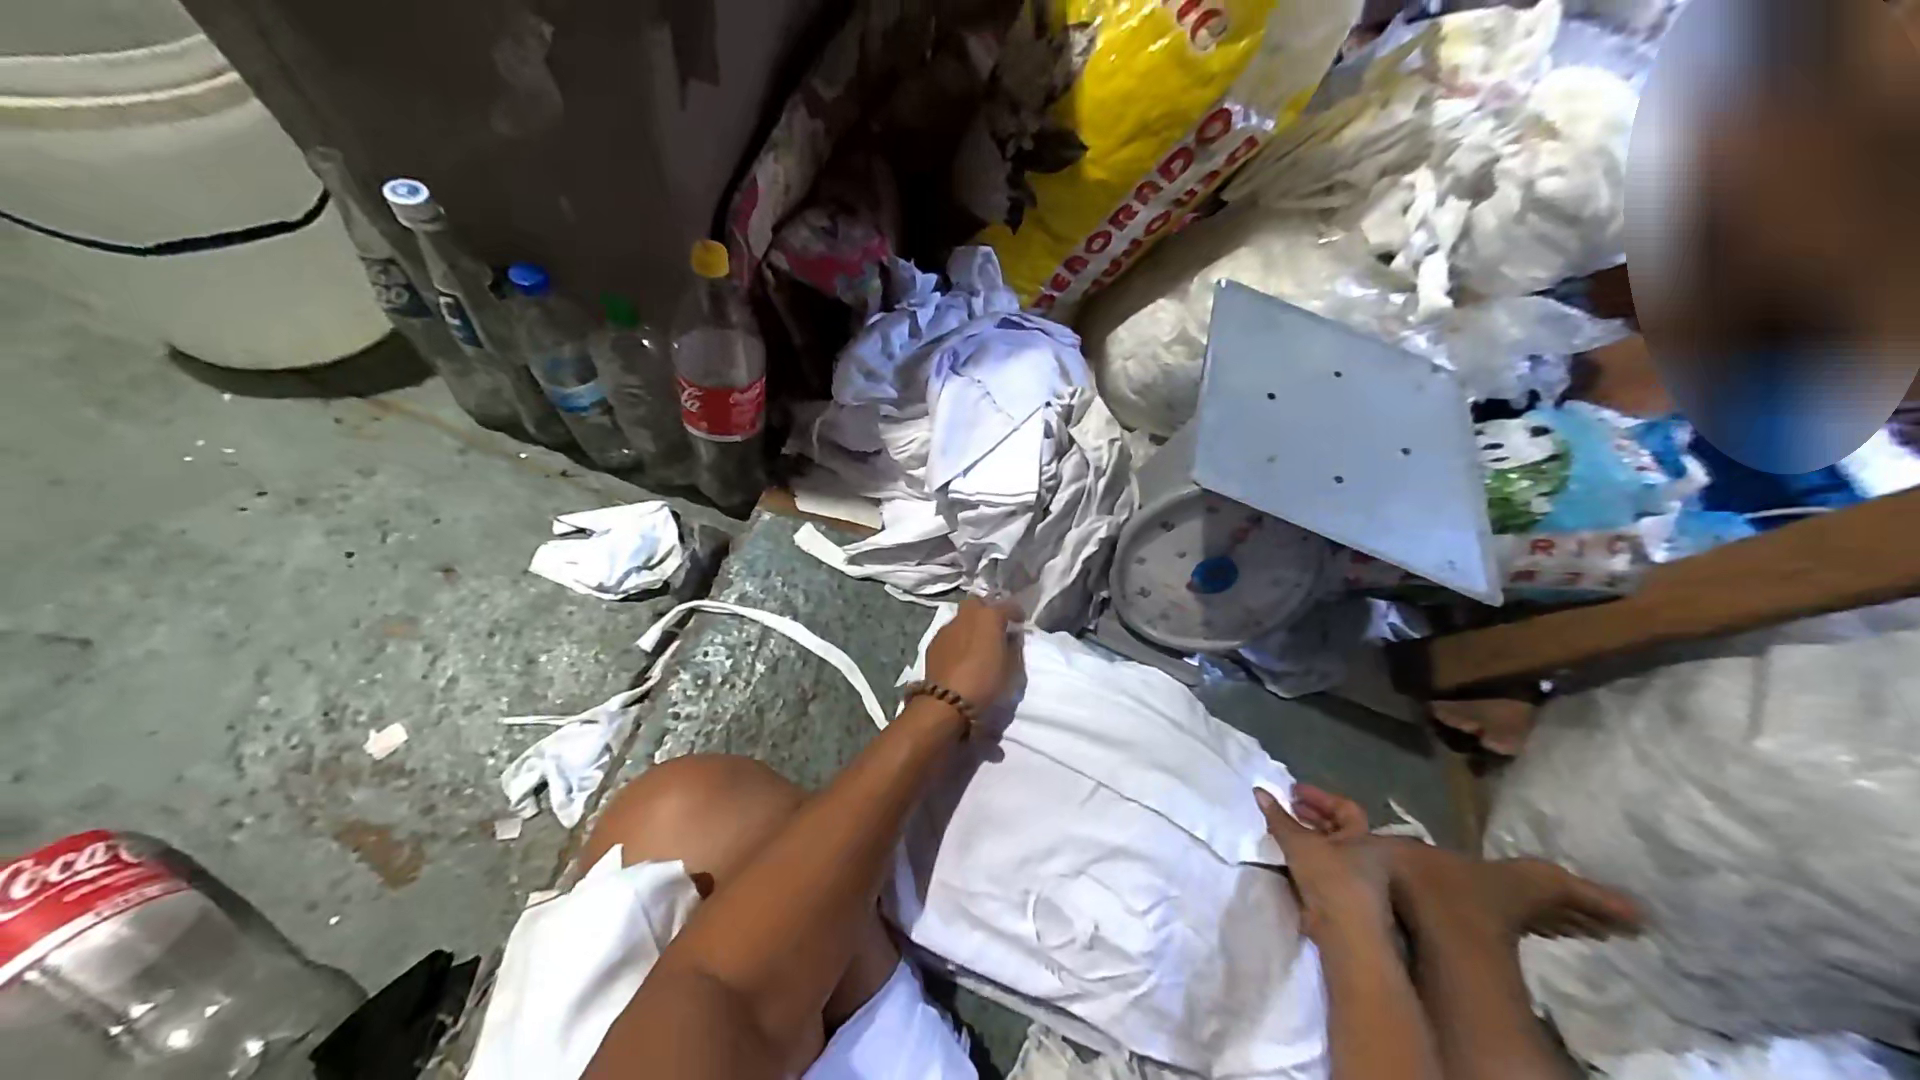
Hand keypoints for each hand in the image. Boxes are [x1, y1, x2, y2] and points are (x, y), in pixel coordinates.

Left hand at [923, 597, 1017, 709]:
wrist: (947, 701)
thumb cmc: (986, 682)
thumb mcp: (1011, 668)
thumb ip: (1013, 647)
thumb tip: (1011, 638)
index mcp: (989, 617)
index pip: (1008, 606)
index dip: (1016, 613)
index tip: (1020, 623)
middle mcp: (966, 616)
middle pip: (977, 602)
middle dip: (986, 610)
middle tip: (993, 628)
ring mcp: (947, 628)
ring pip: (961, 618)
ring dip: (970, 626)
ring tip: (975, 644)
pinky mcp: (933, 642)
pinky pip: (950, 634)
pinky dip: (958, 639)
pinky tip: (960, 656)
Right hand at [1256, 787, 1389, 941]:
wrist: (1345, 932)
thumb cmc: (1330, 878)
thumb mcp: (1299, 842)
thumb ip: (1278, 817)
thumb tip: (1259, 790)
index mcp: (1363, 837)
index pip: (1343, 806)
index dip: (1318, 795)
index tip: (1292, 790)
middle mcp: (1364, 855)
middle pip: (1336, 827)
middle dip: (1310, 814)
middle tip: (1286, 806)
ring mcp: (1355, 877)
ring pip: (1328, 847)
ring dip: (1306, 835)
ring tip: (1281, 828)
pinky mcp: (1342, 895)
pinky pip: (1322, 865)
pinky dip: (1305, 855)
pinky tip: (1286, 854)